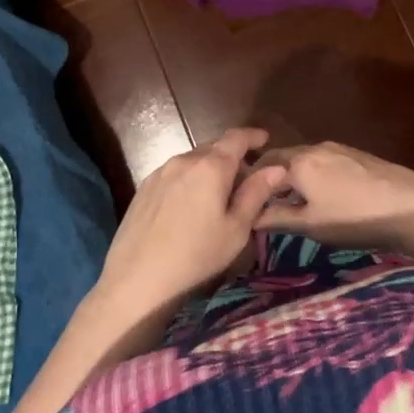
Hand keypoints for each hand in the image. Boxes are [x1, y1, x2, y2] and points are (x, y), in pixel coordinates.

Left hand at [92, 127, 285, 315]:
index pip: (236, 138)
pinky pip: (175, 172)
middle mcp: (184, 159)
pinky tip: (191, 203)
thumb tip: (276, 167)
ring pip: (193, 159)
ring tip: (219, 191)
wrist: (137, 277)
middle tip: (246, 176)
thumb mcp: (236, 229)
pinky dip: (190, 177)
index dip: (253, 136)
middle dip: (232, 155)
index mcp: (211, 166)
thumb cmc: (196, 255)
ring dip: (210, 167)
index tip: (265, 140)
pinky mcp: (145, 186)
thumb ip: (256, 193)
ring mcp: (161, 171)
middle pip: (214, 146)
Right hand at [254, 141, 413, 252]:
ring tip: (289, 202)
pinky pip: (322, 161)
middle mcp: (314, 147)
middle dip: (270, 178)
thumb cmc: (355, 218)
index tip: (242, 200)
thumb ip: (278, 218)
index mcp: (298, 162)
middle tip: (262, 202)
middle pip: (282, 159)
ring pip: (303, 159)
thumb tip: (251, 217)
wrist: (411, 207)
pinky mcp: (356, 154)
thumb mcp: (312, 225)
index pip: (261, 165)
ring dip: (292, 176)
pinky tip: (320, 195)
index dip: (249, 182)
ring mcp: (337, 148)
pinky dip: (312, 175)